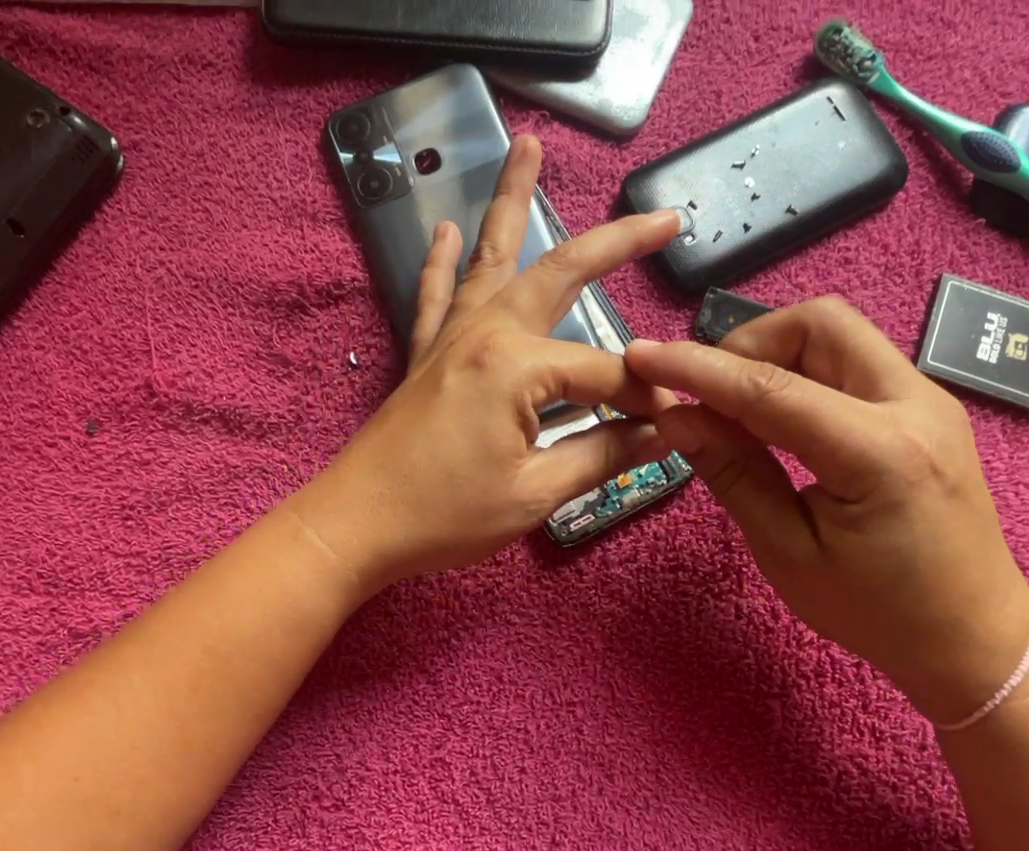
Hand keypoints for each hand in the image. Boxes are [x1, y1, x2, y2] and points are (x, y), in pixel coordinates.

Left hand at [287, 136, 684, 590]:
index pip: (605, 374)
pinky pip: (434, 296)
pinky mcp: (423, 357)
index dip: (643, 401)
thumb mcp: (533, 494)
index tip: (671, 427)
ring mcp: (448, 341)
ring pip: (489, 260)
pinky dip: (442, 262)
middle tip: (661, 217)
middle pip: (558, 273)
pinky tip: (445, 229)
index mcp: (517, 368)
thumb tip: (659, 436)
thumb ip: (600, 456)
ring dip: (510, 203)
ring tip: (525, 147)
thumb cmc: (442, 516)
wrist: (356, 525)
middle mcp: (484, 335)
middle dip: (616, 244)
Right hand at [622, 299, 1028, 724]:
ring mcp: (928, 399)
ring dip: (774, 354)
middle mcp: (915, 405)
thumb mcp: (787, 552)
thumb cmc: (874, 610)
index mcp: (879, 453)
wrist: (971, 634)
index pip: (770, 387)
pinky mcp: (925, 407)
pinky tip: (773, 417)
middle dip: (747, 343)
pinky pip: (852, 361)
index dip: (697, 368)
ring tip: (732, 407)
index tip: (639, 355)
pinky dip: (802, 371)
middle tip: (705, 394)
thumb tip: (676, 418)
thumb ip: (734, 474)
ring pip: (837, 334)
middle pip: (819, 324)